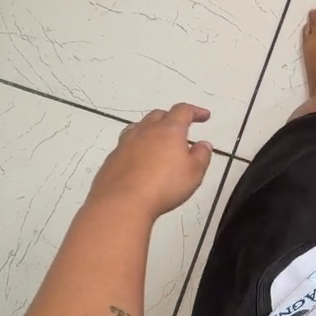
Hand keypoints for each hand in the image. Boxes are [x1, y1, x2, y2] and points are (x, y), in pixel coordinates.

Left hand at [88, 103, 213, 218]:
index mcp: (169, 130)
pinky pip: (126, 144)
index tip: (204, 115)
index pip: (183, 111)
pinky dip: (137, 146)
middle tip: (181, 128)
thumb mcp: (194, 172)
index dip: (195, 111)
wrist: (122, 204)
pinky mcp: (112, 159)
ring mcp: (125, 144)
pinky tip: (141, 161)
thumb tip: (203, 144)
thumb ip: (202, 155)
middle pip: (158, 115)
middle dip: (172, 118)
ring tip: (159, 141)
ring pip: (139, 127)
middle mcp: (146, 131)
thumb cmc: (164, 186)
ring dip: (151, 129)